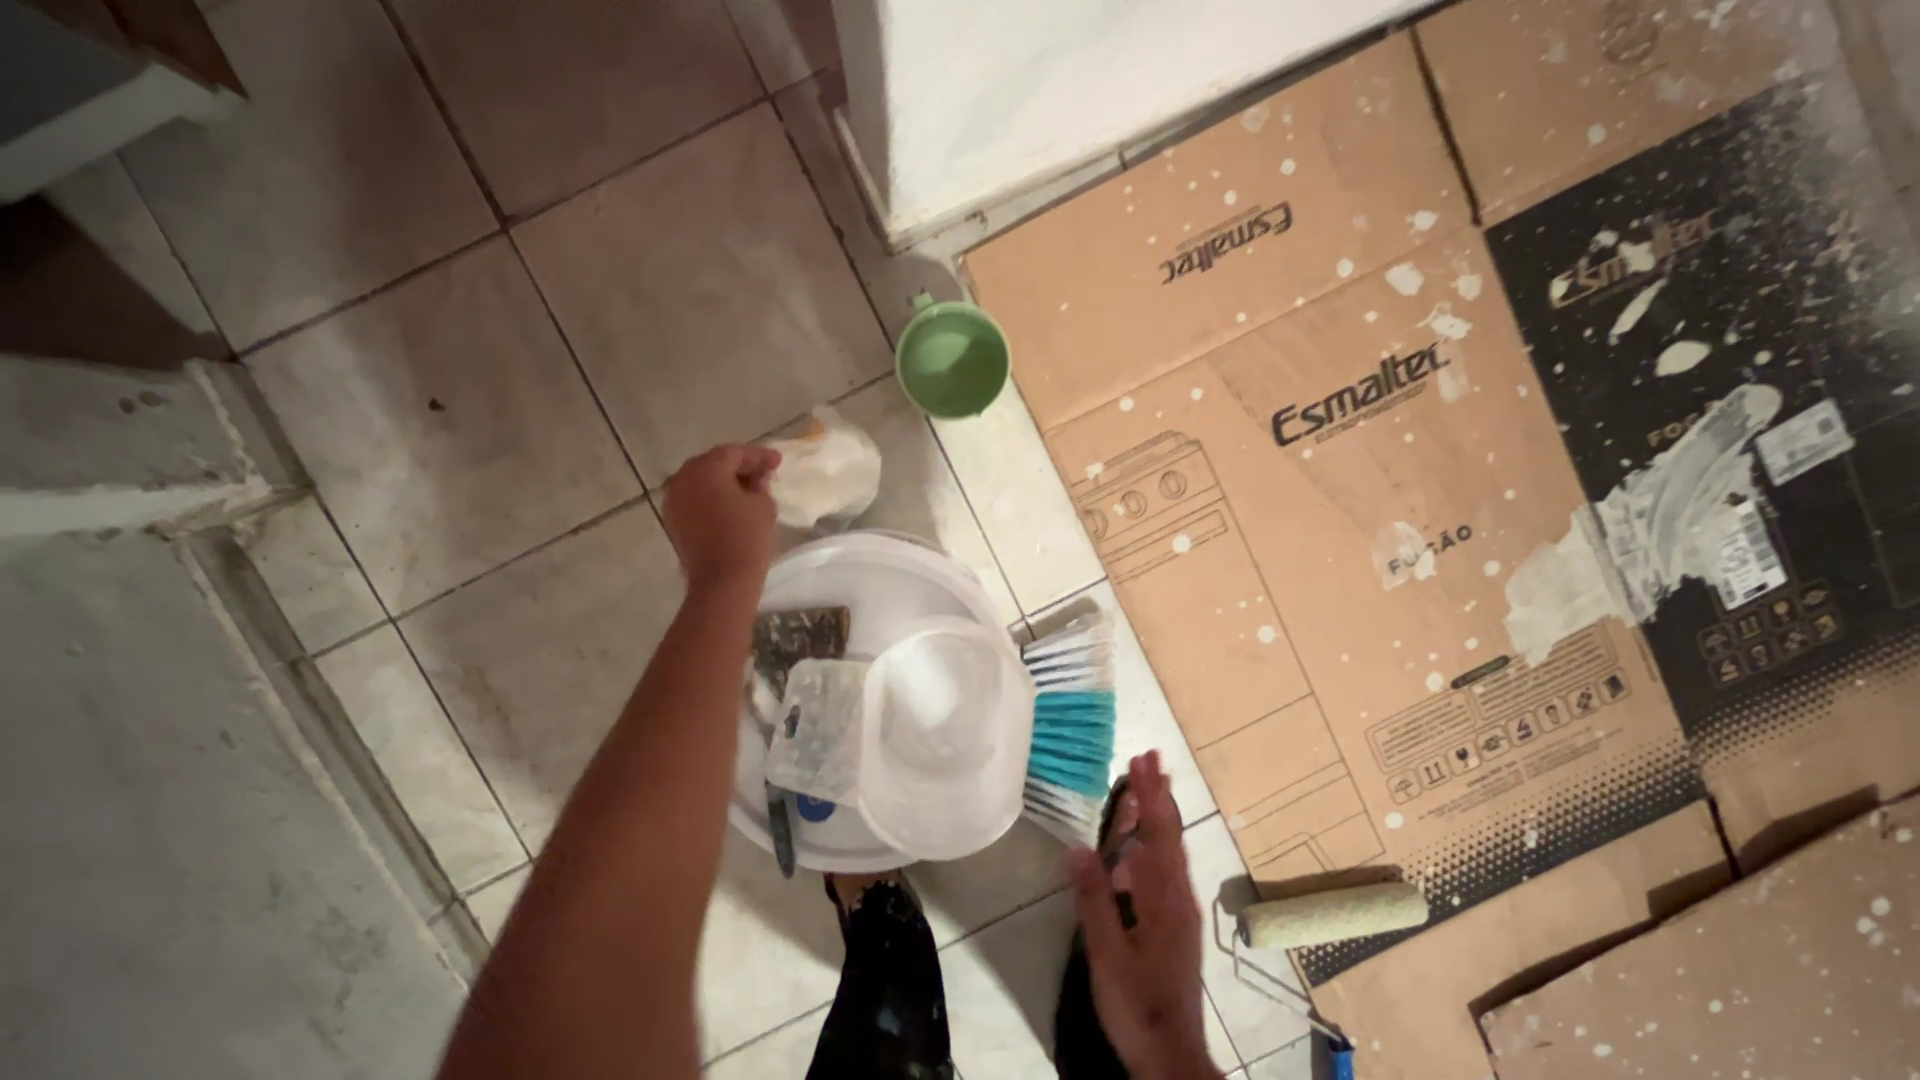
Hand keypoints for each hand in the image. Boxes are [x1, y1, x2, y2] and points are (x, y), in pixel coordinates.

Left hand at [661, 444, 781, 594]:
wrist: (722, 580)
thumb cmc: (747, 537)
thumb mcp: (764, 505)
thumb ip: (760, 485)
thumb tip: (754, 481)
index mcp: (706, 469)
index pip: (735, 453)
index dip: (759, 456)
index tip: (777, 461)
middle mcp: (683, 478)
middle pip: (714, 464)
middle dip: (738, 467)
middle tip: (762, 473)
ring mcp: (673, 500)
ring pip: (701, 482)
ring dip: (723, 483)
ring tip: (747, 490)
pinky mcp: (673, 521)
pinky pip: (694, 500)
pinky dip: (711, 498)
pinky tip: (729, 506)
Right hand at [1068, 753, 1217, 1079]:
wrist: (1172, 1054)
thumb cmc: (1137, 1004)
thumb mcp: (1107, 953)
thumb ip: (1094, 899)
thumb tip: (1078, 847)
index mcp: (1166, 899)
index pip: (1158, 835)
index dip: (1151, 796)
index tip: (1144, 759)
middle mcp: (1179, 898)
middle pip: (1170, 837)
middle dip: (1159, 797)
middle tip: (1151, 759)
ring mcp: (1180, 914)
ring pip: (1170, 854)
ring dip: (1158, 818)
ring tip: (1147, 790)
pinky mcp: (1174, 928)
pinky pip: (1166, 873)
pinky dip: (1155, 847)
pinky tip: (1139, 851)